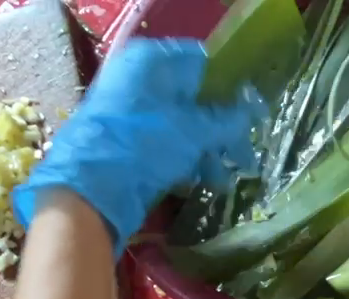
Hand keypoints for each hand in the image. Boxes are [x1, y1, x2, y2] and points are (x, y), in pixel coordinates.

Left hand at [13, 39, 260, 256]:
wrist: (95, 185)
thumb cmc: (145, 144)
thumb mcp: (193, 130)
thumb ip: (226, 120)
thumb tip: (251, 112)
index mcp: (152, 62)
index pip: (201, 63)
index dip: (231, 86)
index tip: (253, 112)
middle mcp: (141, 81)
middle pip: (194, 99)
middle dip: (223, 128)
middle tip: (245, 155)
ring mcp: (135, 112)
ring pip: (185, 126)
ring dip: (211, 151)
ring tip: (226, 178)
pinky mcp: (133, 143)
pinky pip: (171, 146)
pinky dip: (191, 161)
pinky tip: (208, 182)